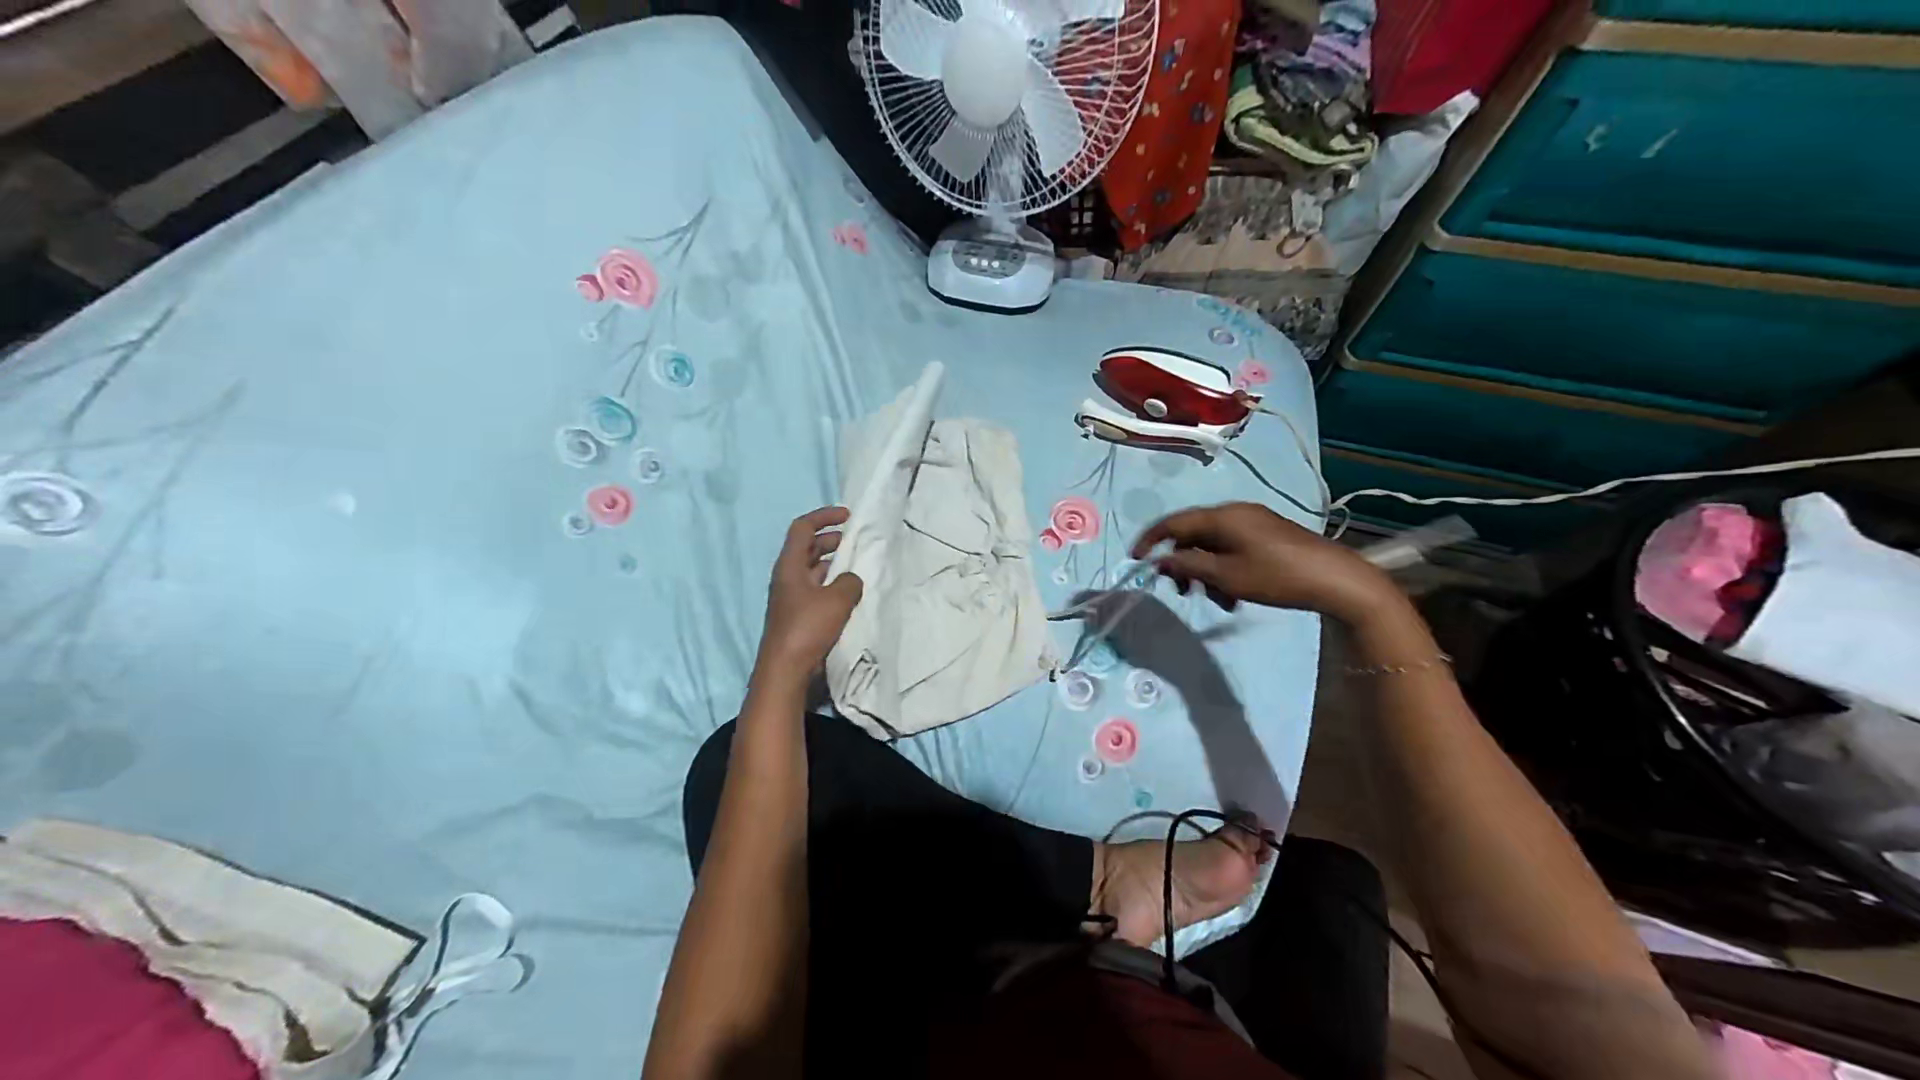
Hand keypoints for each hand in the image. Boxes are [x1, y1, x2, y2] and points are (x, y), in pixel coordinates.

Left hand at [755, 506, 863, 682]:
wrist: (786, 669)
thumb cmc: (808, 627)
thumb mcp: (837, 599)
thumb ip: (849, 581)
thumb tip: (851, 580)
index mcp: (789, 566)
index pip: (802, 528)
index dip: (824, 516)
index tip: (848, 516)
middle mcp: (787, 578)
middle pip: (807, 547)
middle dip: (832, 539)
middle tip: (856, 542)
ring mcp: (792, 598)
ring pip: (814, 570)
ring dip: (834, 564)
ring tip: (858, 567)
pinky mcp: (798, 616)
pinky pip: (817, 590)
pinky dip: (833, 585)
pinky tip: (851, 595)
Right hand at [1132, 502, 1403, 626]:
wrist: (1336, 580)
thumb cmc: (1276, 576)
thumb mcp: (1226, 576)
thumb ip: (1188, 566)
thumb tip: (1161, 560)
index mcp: (1221, 517)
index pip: (1173, 522)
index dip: (1151, 540)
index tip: (1136, 560)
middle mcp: (1234, 512)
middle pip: (1193, 535)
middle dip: (1183, 564)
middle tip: (1183, 592)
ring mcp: (1253, 522)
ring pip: (1212, 545)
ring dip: (1206, 573)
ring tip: (1218, 601)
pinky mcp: (1267, 535)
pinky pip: (1232, 549)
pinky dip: (1224, 570)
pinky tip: (1235, 596)